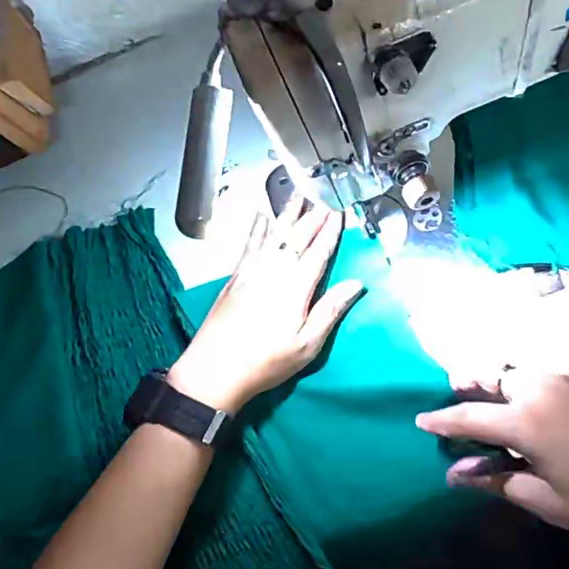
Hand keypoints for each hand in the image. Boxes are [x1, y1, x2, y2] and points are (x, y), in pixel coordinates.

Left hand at [167, 201, 364, 413]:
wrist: (212, 372)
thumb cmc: (265, 363)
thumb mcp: (307, 345)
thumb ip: (330, 311)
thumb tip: (355, 284)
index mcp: (295, 288)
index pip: (317, 252)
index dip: (330, 232)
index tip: (339, 213)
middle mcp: (272, 272)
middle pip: (295, 237)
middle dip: (312, 217)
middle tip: (323, 199)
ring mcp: (250, 272)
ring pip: (272, 234)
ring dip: (286, 214)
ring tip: (297, 195)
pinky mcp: (234, 277)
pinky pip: (249, 244)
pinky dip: (258, 227)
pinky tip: (261, 217)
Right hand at [415, 368, 568, 568]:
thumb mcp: (552, 503)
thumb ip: (500, 480)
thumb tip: (458, 472)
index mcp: (529, 419)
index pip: (470, 414)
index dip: (443, 419)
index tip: (421, 419)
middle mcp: (548, 383)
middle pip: (497, 375)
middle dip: (475, 388)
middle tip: (467, 409)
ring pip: (529, 370)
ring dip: (511, 386)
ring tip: (511, 414)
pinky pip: (560, 373)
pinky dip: (544, 387)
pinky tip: (555, 414)